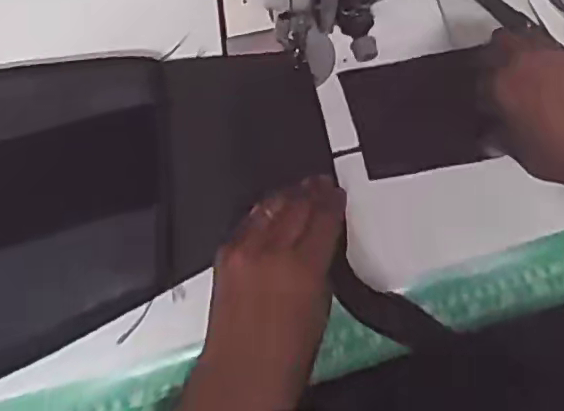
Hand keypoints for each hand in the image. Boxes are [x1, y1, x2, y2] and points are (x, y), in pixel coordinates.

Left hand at [179, 176, 345, 410]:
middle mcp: (271, 251)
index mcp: (303, 268)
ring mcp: (244, 249)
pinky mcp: (225, 252)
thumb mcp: (320, 309)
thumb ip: (322, 267)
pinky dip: (264, 210)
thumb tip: (323, 241)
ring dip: (289, 194)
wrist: (238, 379)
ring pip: (271, 204)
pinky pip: (248, 219)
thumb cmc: (286, 359)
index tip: (338, 194)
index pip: (324, 217)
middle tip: (322, 183)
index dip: (334, 201)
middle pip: (297, 203)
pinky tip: (272, 207)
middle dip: (313, 191)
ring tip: (301, 188)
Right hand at [482, 29, 563, 208]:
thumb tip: (496, 136)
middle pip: (493, 47)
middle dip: (490, 60)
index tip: (484, 107)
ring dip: (512, 49)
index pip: (477, 84)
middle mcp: (522, 63)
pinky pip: (543, 44)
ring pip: (517, 37)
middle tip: (493, 79)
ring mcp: (547, 54)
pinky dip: (537, 53)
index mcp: (501, 87)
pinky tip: (543, 72)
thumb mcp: (530, 158)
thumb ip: (504, 140)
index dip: (478, 96)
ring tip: (515, 68)